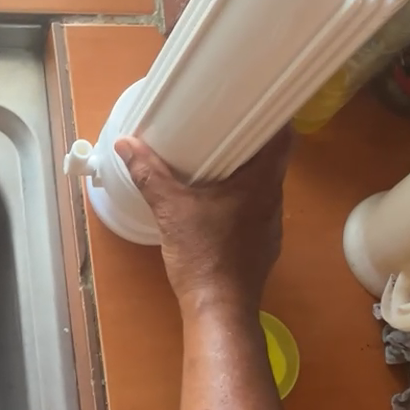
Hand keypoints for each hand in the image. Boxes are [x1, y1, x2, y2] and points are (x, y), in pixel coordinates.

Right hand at [115, 129, 290, 315]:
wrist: (219, 309)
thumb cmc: (202, 256)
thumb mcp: (170, 210)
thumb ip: (149, 174)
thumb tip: (126, 143)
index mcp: (261, 182)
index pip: (283, 136)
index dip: (273, 114)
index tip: (254, 100)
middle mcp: (274, 199)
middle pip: (273, 158)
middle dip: (251, 140)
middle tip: (225, 124)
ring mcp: (271, 224)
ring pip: (264, 185)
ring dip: (246, 171)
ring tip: (218, 158)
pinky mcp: (263, 244)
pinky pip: (257, 209)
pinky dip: (242, 198)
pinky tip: (219, 202)